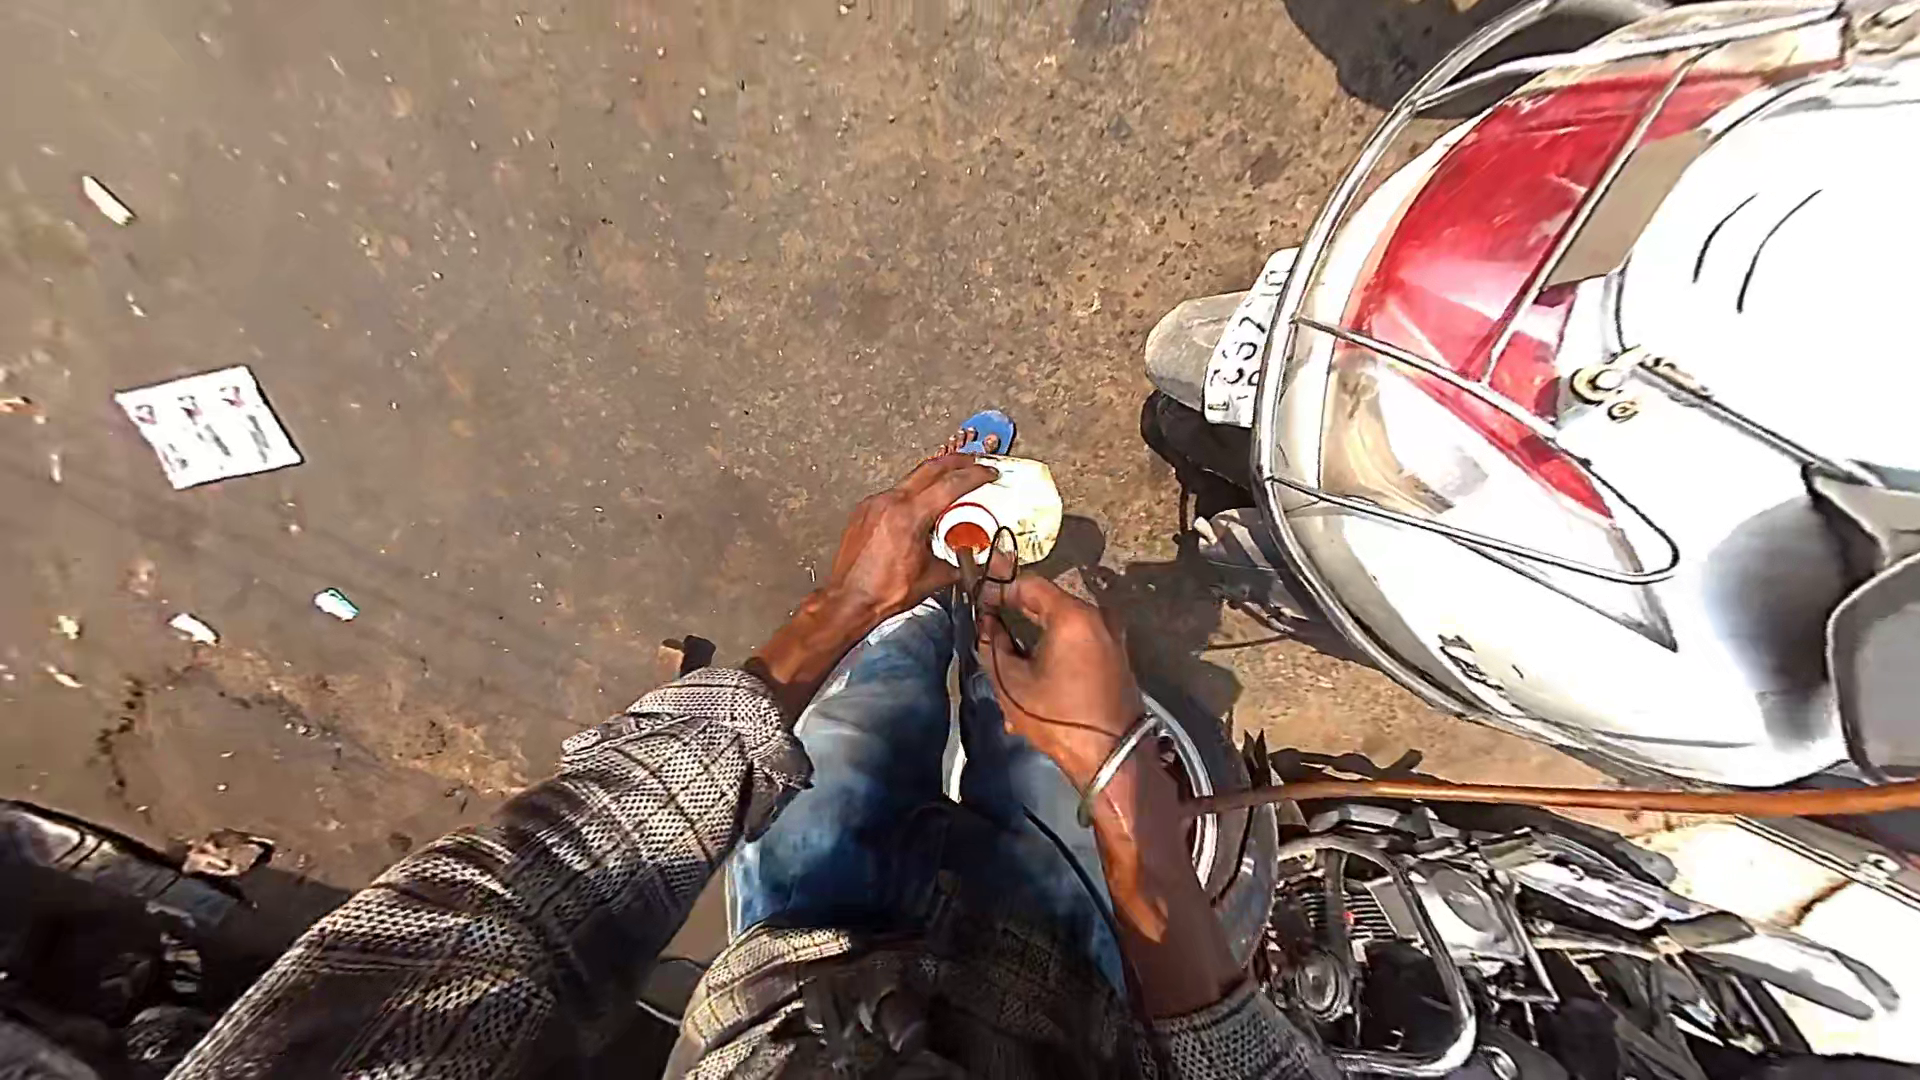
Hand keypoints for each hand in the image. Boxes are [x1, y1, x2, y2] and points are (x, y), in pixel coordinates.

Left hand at [825, 453, 997, 625]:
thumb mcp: (933, 578)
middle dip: (956, 462)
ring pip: (910, 480)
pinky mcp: (864, 511)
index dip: (975, 475)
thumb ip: (958, 563)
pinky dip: (912, 495)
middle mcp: (889, 502)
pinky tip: (921, 506)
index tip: (989, 472)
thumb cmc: (883, 592)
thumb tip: (973, 559)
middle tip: (974, 461)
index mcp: (908, 516)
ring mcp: (874, 504)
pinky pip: (893, 494)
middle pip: (930, 469)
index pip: (950, 484)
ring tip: (950, 483)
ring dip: (933, 478)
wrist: (848, 600)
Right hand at [978, 573, 1241, 1014]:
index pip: (1027, 584)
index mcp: (1076, 620)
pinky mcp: (1119, 664)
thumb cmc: (1066, 738)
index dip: (997, 590)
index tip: (977, 600)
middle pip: (1047, 598)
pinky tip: (1035, 666)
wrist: (1123, 783)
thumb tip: (981, 629)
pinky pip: (1079, 639)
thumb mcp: (1015, 693)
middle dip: (1016, 608)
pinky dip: (1055, 644)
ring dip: (1036, 627)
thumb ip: (993, 653)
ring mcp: (1115, 643)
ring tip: (1007, 649)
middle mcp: (1103, 622)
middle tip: (987, 626)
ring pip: (1065, 618)